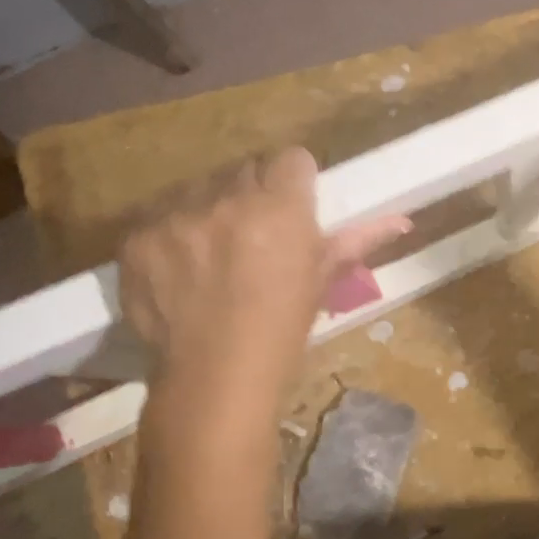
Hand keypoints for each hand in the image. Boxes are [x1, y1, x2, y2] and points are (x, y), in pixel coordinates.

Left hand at [117, 147, 409, 393]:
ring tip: (212, 252)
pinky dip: (169, 234)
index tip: (293, 206)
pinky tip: (179, 268)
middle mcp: (227, 200)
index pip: (291, 159)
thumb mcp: (322, 282)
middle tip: (255, 234)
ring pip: (198, 189)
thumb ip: (356, 240)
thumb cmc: (282, 331)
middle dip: (252, 194)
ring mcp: (175, 217)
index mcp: (281, 208)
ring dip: (209, 209)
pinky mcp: (135, 238)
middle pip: (243, 170)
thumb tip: (402, 220)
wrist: (213, 380)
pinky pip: (157, 215)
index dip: (294, 181)